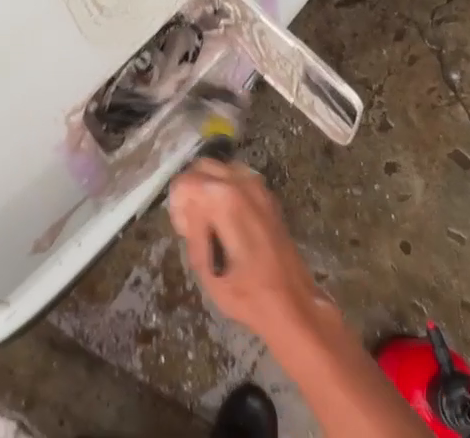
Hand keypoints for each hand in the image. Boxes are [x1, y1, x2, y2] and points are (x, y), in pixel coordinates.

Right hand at [168, 159, 333, 344]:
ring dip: (208, 187)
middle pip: (202, 167)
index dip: (177, 206)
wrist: (292, 301)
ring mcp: (259, 187)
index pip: (184, 182)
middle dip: (190, 190)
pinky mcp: (269, 196)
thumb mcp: (206, 268)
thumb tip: (188, 211)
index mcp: (224, 199)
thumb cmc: (246, 293)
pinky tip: (227, 221)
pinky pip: (239, 179)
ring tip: (208, 221)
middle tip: (190, 224)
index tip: (183, 231)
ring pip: (222, 169)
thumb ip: (193, 230)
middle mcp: (243, 183)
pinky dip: (226, 190)